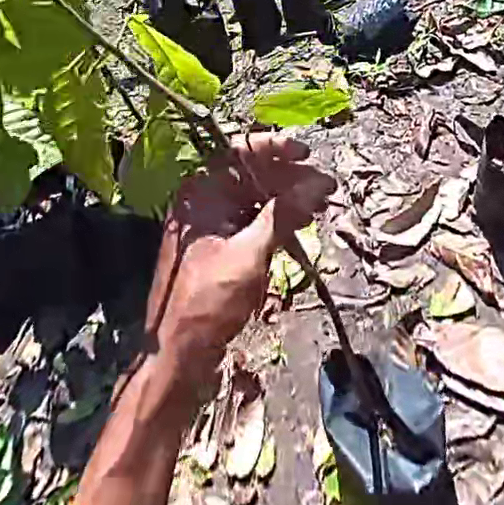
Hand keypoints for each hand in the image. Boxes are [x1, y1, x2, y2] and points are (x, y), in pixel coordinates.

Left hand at [69, 134, 333, 504]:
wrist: (177, 356)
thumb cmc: (208, 300)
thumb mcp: (250, 254)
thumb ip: (285, 213)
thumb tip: (319, 182)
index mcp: (201, 192)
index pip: (240, 151)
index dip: (276, 148)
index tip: (307, 153)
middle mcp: (204, 201)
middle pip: (253, 174)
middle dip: (290, 178)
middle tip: (326, 186)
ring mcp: (212, 224)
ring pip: (256, 198)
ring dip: (288, 199)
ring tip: (321, 204)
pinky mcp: (221, 246)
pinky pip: (253, 221)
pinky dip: (278, 221)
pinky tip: (302, 224)